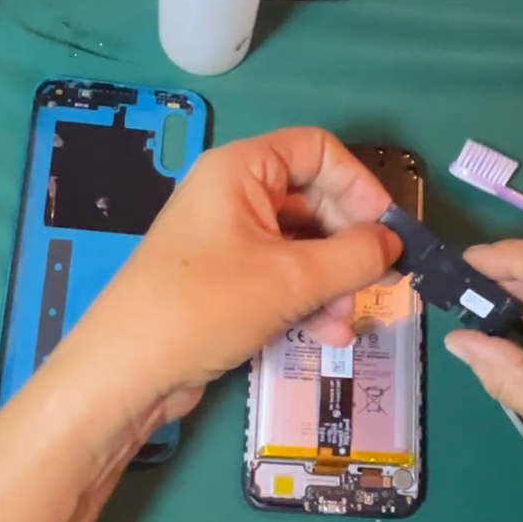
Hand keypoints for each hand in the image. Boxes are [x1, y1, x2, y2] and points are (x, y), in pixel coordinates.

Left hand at [46, 127, 398, 439]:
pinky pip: (279, 278)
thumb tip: (393, 244)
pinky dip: (306, 300)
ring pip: (299, 247)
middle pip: (312, 202)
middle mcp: (233, 196)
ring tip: (347, 320)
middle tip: (379, 281)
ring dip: (331, 282)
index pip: (317, 151)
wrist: (129, 370)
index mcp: (240, 169)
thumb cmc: (206, 306)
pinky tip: (327, 335)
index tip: (387, 229)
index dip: (359, 185)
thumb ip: (354, 256)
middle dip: (348, 246)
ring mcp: (227, 241)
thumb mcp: (291, 278)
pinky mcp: (224, 282)